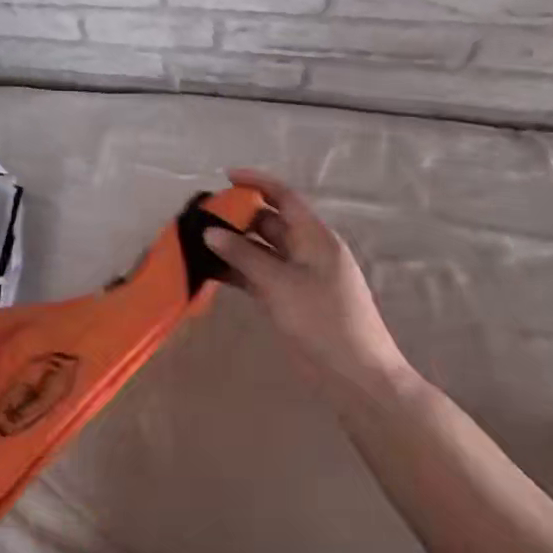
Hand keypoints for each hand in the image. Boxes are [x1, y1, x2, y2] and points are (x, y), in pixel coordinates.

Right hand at [205, 169, 414, 396]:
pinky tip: (210, 270)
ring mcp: (298, 275)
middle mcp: (307, 249)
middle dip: (237, 215)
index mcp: (315, 237)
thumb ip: (243, 256)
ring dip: (233, 244)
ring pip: (261, 249)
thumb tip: (210, 231)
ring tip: (198, 240)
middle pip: (269, 222)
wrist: (354, 375)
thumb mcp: (279, 284)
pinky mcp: (288, 298)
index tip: (225, 177)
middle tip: (201, 215)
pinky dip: (237, 270)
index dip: (256, 182)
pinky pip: (259, 274)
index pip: (284, 197)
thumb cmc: (322, 320)